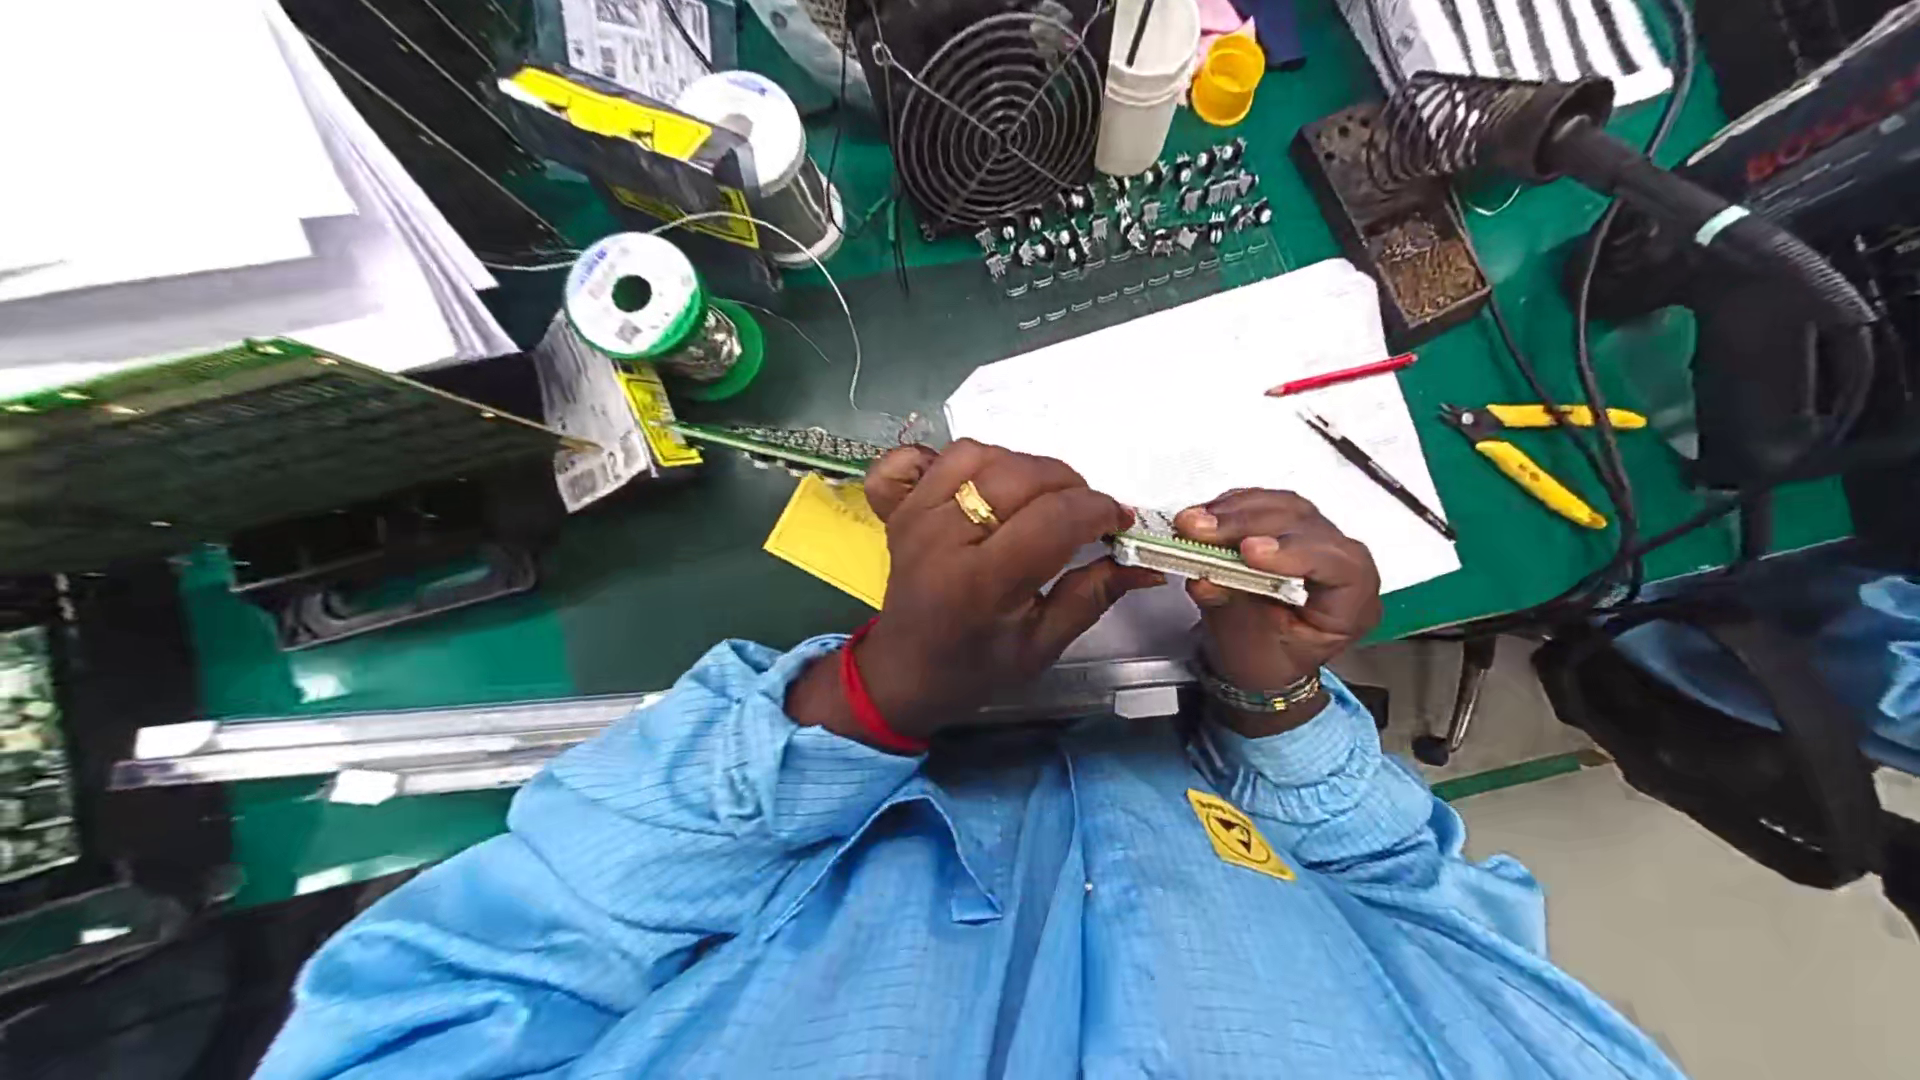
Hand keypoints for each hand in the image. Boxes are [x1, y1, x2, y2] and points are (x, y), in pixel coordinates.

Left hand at [788, 441, 1162, 748]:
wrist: (904, 671)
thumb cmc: (976, 668)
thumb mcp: (1042, 646)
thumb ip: (1093, 596)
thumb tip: (1148, 563)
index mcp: (981, 583)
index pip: (1053, 519)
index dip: (1099, 510)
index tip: (1119, 522)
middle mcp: (942, 538)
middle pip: (1018, 475)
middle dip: (1069, 485)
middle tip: (1084, 513)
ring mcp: (913, 516)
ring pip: (976, 455)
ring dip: (1020, 466)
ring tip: (1039, 496)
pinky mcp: (897, 508)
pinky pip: (918, 457)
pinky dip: (950, 460)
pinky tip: (977, 482)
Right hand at [1173, 490, 1381, 731]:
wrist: (1258, 657)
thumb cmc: (1265, 658)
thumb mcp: (1246, 645)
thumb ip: (1228, 607)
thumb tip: (1204, 578)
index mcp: (1351, 607)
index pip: (1341, 567)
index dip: (1296, 552)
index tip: (1247, 551)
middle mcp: (1343, 566)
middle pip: (1307, 527)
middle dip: (1247, 525)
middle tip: (1200, 530)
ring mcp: (1317, 541)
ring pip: (1287, 508)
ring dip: (1235, 511)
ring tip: (1193, 522)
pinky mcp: (1289, 527)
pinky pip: (1267, 503)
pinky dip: (1232, 506)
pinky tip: (1205, 514)